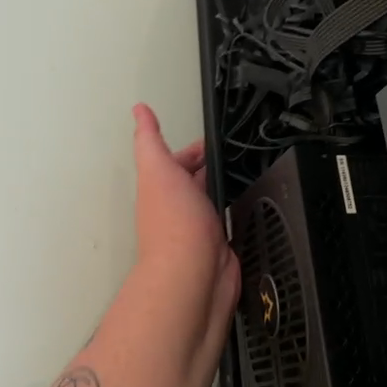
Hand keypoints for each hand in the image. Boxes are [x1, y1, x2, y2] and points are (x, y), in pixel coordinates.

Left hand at [131, 103, 239, 370]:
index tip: (214, 140)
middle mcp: (178, 208)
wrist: (194, 277)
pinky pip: (228, 225)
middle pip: (197, 181)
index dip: (196, 149)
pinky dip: (236, 215)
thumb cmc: (173, 224)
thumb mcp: (157, 168)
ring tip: (244, 176)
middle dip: (212, 167)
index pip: (179, 160)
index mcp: (162, 187)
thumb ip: (150, 139)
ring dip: (224, 190)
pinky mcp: (220, 248)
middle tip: (235, 155)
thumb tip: (138, 110)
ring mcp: (199, 230)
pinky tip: (247, 208)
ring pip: (212, 202)